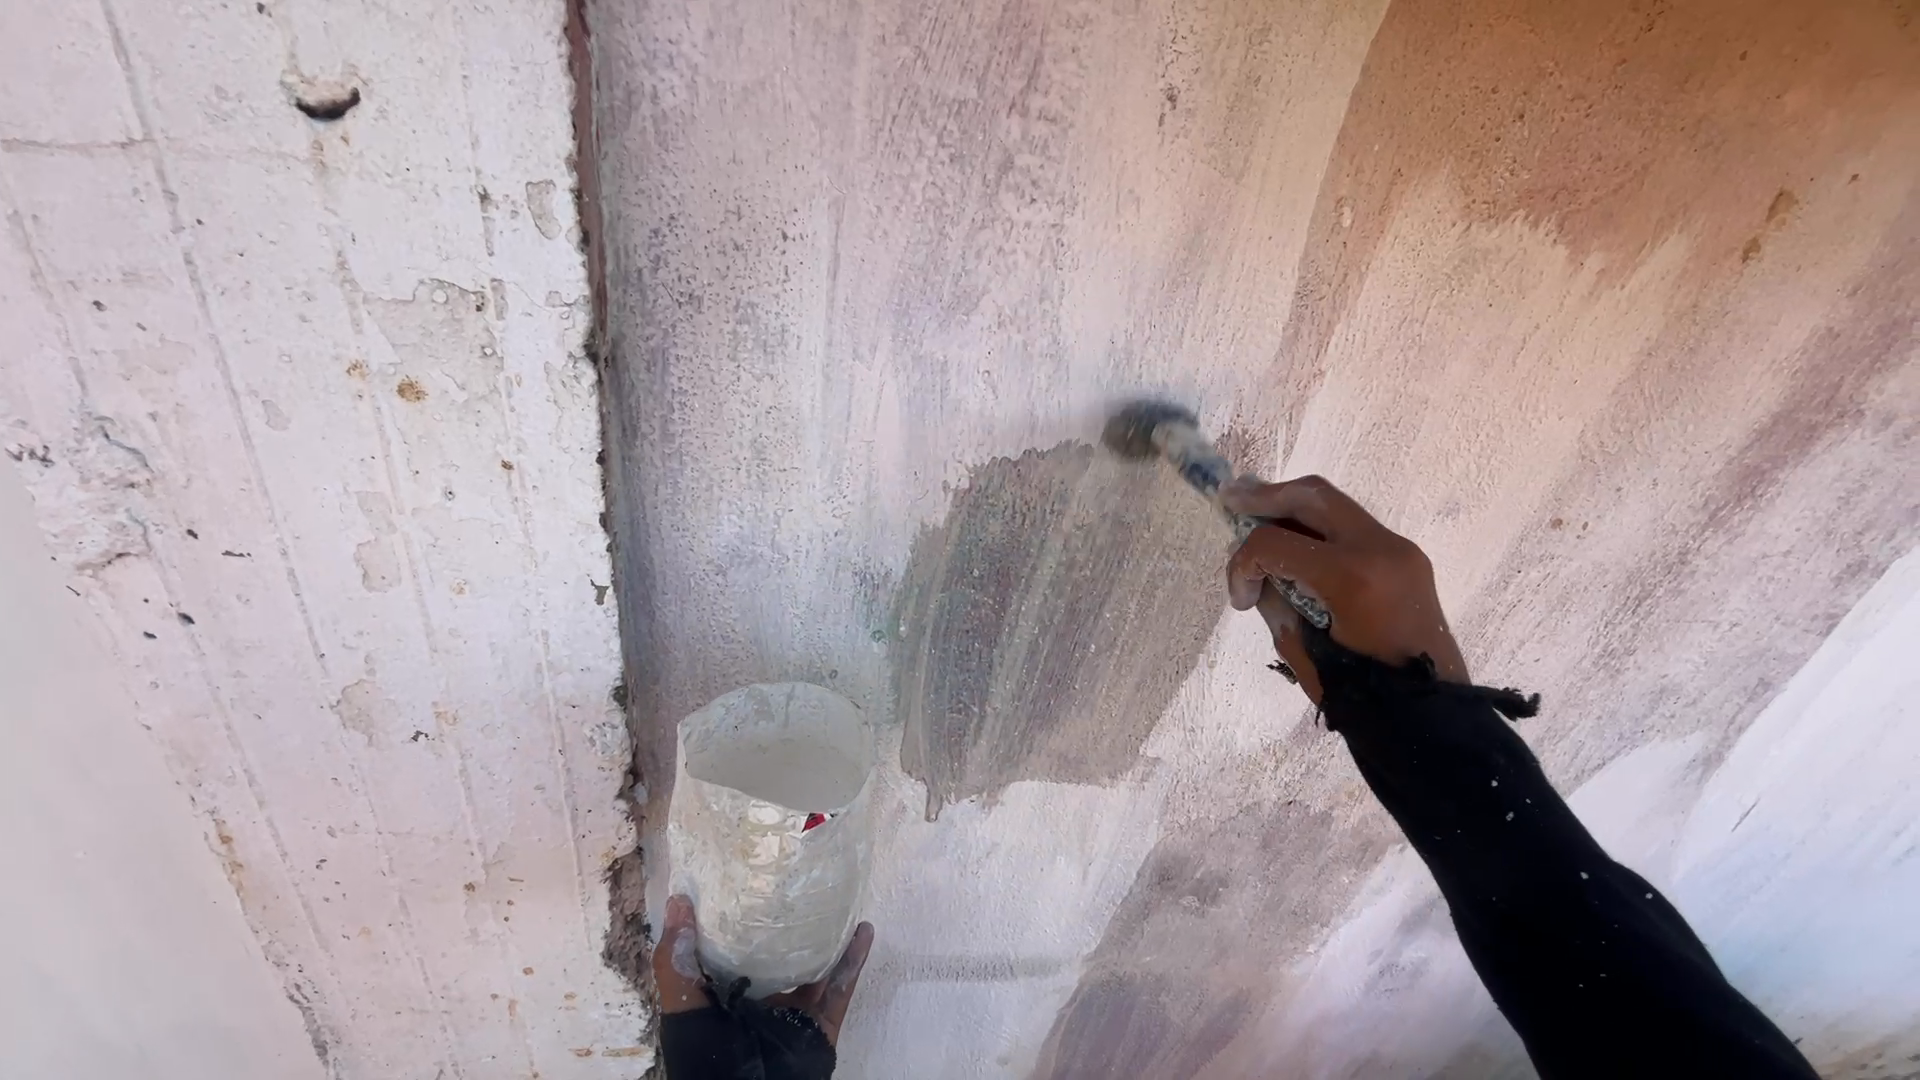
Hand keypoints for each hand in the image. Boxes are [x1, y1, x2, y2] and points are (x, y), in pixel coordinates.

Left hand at [652, 894, 875, 1044]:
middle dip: (794, 925)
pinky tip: (863, 931)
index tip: (754, 883)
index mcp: (729, 996)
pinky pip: (840, 987)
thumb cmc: (707, 1056)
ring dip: (831, 937)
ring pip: (817, 967)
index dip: (744, 920)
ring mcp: (795, 1012)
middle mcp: (764, 1000)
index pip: (738, 950)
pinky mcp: (821, 1024)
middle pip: (783, 956)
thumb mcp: (683, 1006)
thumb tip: (678, 901)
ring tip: (841, 901)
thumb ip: (677, 960)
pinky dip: (853, 960)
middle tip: (805, 885)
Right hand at [1222, 475, 1466, 702]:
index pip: (1275, 543)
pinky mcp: (1403, 555)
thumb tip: (1257, 570)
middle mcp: (1379, 548)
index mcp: (1351, 575)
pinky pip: (1350, 526)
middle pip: (1310, 497)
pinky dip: (1316, 526)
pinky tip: (1293, 537)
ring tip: (1256, 511)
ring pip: (1333, 503)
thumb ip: (1274, 599)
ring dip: (1291, 506)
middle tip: (1231, 498)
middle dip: (1265, 497)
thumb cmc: (1359, 692)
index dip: (1243, 564)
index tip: (1239, 597)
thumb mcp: (1299, 647)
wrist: (1428, 711)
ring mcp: (1397, 547)